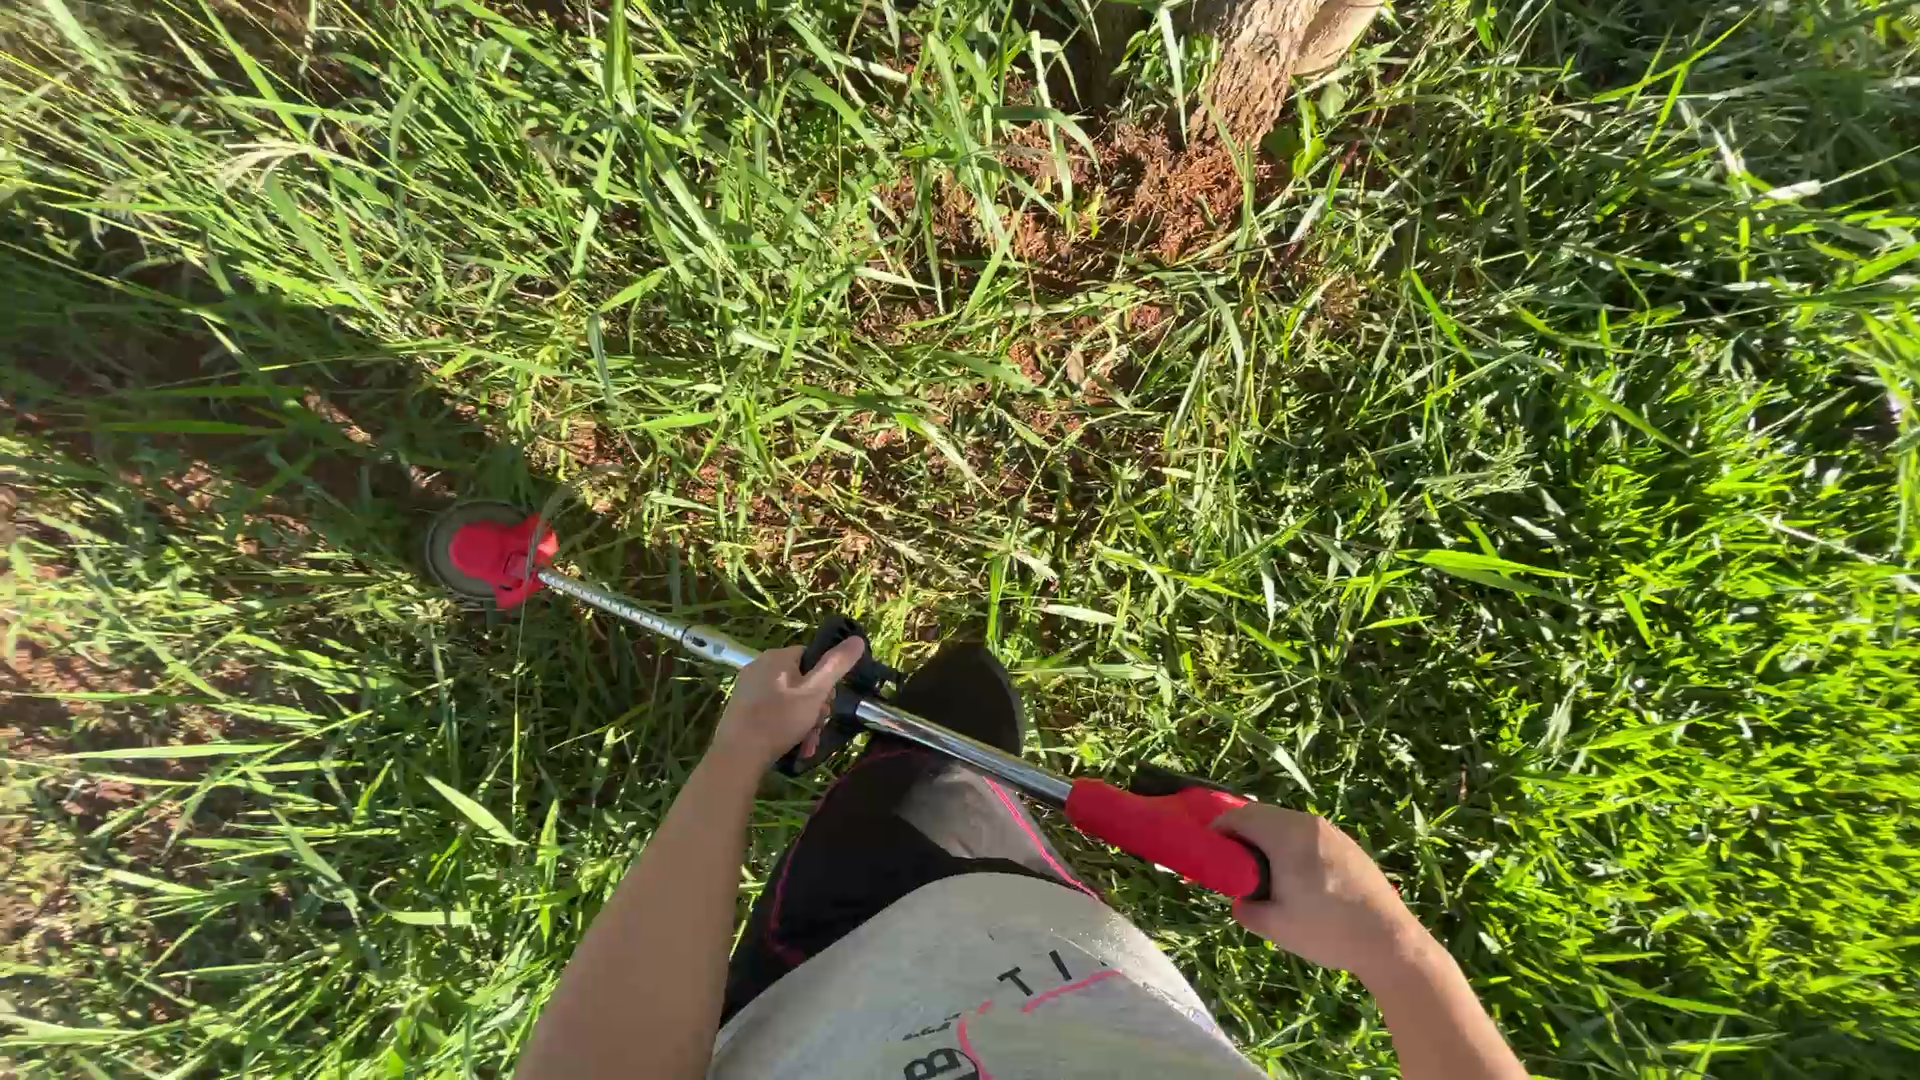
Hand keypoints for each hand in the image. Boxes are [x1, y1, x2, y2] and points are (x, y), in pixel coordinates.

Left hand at [708, 638, 866, 768]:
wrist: (737, 756)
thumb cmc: (779, 719)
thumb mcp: (815, 692)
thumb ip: (836, 664)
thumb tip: (857, 639)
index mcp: (777, 657)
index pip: (810, 656)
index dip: (825, 678)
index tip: (830, 700)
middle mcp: (759, 666)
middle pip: (800, 679)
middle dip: (815, 704)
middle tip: (819, 724)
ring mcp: (748, 688)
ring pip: (788, 698)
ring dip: (803, 719)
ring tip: (807, 741)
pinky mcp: (741, 709)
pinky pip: (772, 710)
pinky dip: (785, 725)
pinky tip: (793, 744)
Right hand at [1212, 804, 1428, 983]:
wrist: (1392, 943)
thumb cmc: (1328, 931)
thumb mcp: (1275, 927)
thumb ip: (1245, 909)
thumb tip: (1238, 900)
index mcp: (1285, 836)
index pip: (1239, 817)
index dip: (1218, 829)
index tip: (1210, 850)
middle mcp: (1306, 823)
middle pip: (1261, 814)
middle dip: (1242, 832)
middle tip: (1235, 861)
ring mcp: (1330, 830)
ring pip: (1285, 821)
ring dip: (1267, 836)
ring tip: (1266, 869)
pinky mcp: (1346, 843)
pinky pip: (1306, 832)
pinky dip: (1291, 842)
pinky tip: (1298, 873)